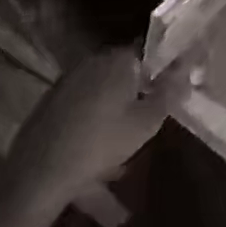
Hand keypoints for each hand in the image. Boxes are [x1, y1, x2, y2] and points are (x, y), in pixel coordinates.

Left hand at [1, 47, 174, 202]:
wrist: (37, 176)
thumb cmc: (102, 143)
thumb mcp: (148, 121)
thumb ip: (171, 90)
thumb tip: (188, 65)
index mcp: (119, 58)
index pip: (152, 50)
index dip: (166, 67)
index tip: (175, 86)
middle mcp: (93, 61)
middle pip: (127, 67)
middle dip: (141, 86)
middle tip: (151, 112)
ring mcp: (67, 80)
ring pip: (104, 85)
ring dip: (117, 101)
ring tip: (126, 132)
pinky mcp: (50, 101)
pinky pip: (83, 99)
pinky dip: (95, 113)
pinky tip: (98, 140)